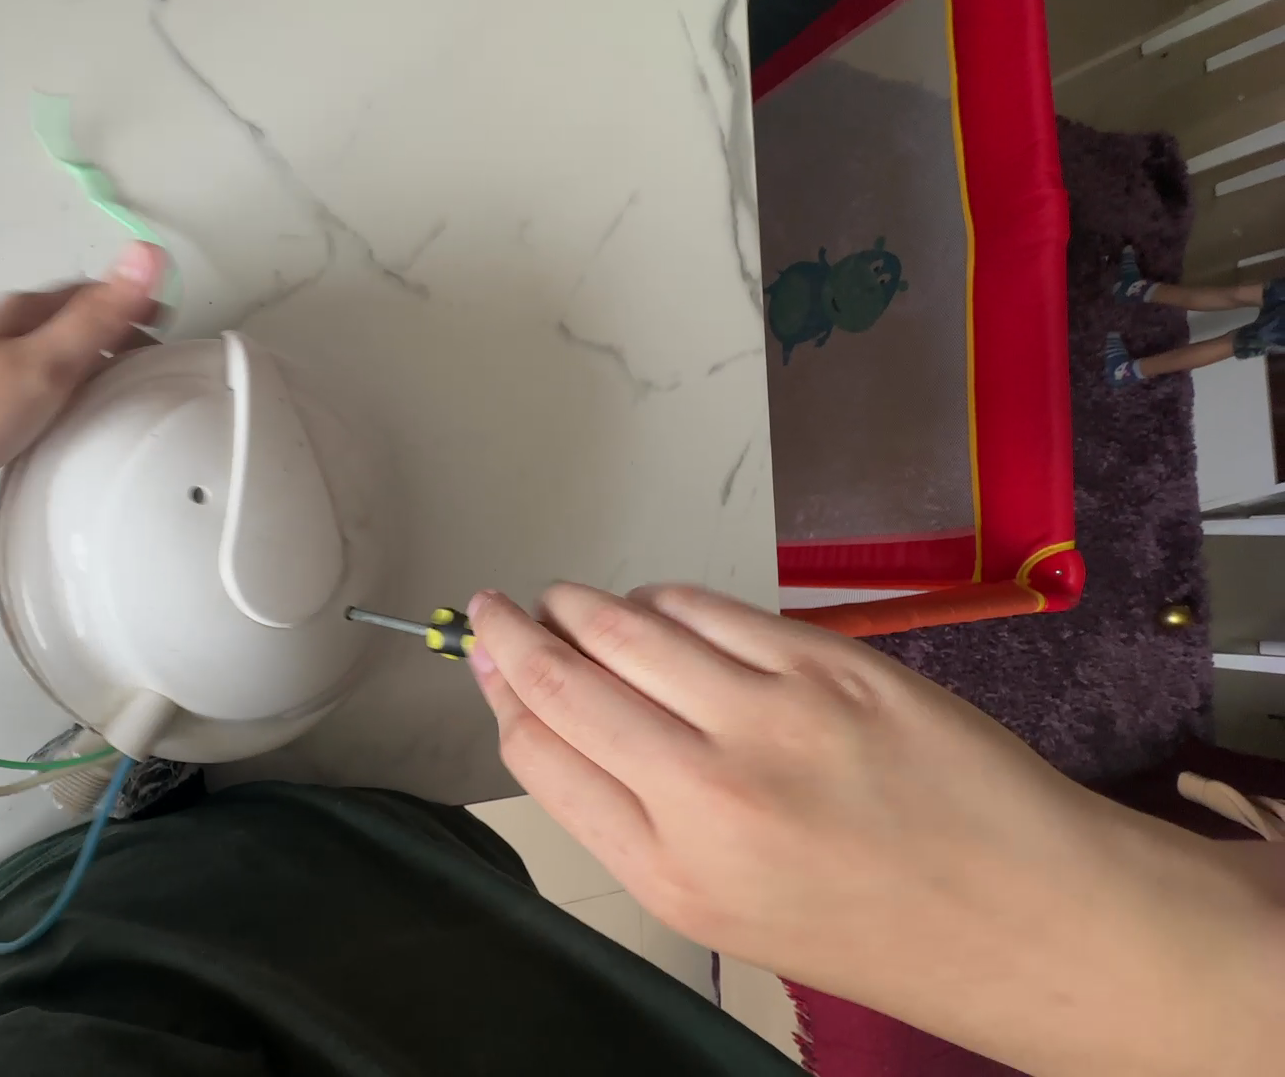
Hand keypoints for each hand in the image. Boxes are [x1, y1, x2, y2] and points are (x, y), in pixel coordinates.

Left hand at [0, 242, 166, 498]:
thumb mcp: (45, 363)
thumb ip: (99, 316)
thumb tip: (150, 250)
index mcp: (24, 312)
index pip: (91, 294)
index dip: (132, 305)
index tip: (170, 327)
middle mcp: (7, 329)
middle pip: (72, 320)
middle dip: (116, 332)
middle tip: (154, 363)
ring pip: (55, 351)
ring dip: (91, 360)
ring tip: (122, 388)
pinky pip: (40, 380)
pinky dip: (69, 386)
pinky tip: (71, 412)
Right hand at [465, 583, 1276, 1075]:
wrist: (1038, 918)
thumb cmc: (851, 916)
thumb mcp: (700, 896)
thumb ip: (602, 797)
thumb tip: (527, 699)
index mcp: (669, 868)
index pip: (536, 748)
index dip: (497, 689)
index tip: (481, 655)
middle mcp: (710, 791)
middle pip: (561, 678)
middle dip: (507, 630)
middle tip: (489, 608)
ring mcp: (775, 715)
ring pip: (621, 625)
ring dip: (574, 605)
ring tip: (563, 605)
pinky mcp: (830, 660)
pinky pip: (698, 605)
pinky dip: (654, 600)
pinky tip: (652, 613)